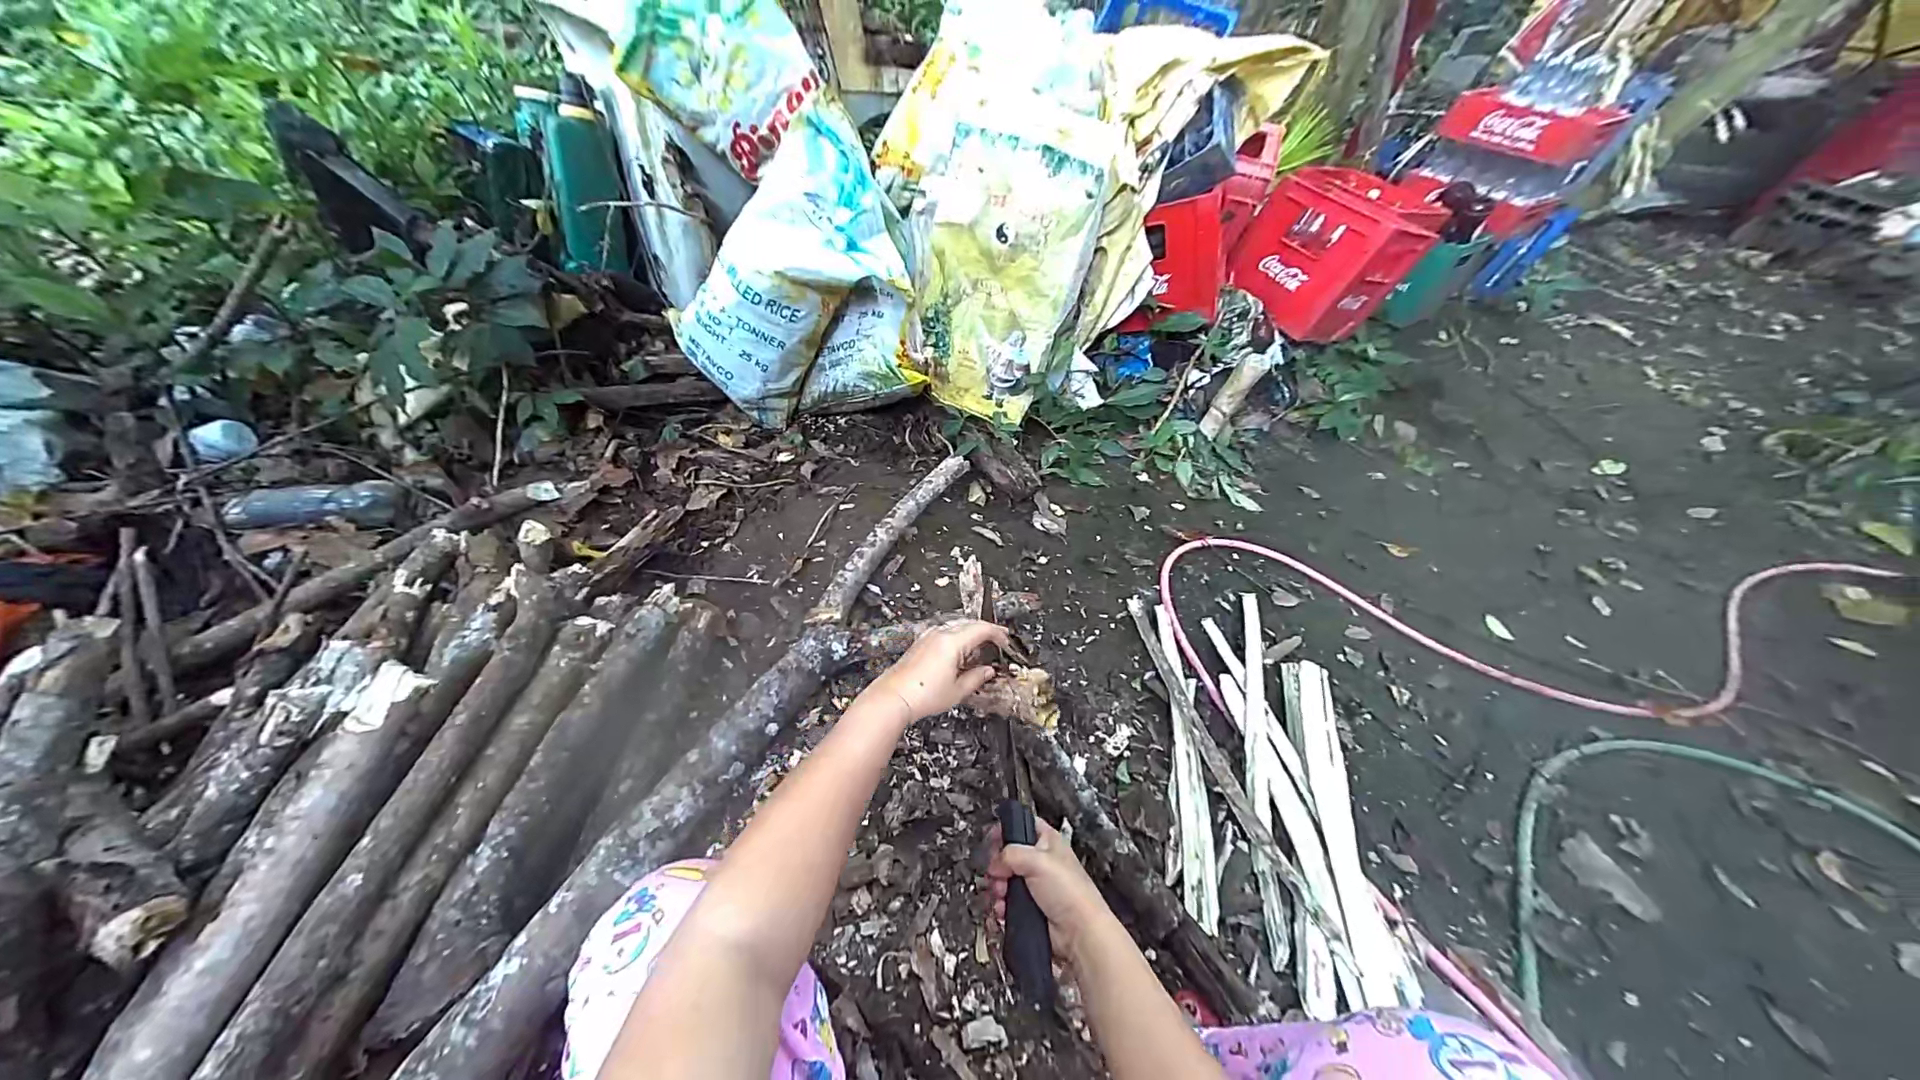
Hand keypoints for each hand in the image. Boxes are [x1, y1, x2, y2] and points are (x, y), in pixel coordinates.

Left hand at [866, 620, 1007, 722]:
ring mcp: (928, 638)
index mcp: (952, 642)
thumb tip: (987, 671)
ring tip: (979, 650)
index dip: (998, 633)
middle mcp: (939, 635)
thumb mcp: (958, 691)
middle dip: (985, 632)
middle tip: (997, 642)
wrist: (893, 698)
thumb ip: (977, 678)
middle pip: (969, 624)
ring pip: (956, 627)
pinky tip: (959, 654)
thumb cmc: (921, 695)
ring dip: (971, 634)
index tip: (1006, 639)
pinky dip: (957, 639)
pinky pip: (944, 634)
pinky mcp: (920, 644)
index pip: (982, 629)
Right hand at [986, 818, 1112, 964]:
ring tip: (1002, 894)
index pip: (1021, 825)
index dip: (1005, 831)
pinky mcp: (1031, 907)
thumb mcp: (1037, 861)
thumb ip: (1010, 854)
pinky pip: (1007, 902)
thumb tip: (995, 861)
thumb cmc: (1071, 893)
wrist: (1079, 933)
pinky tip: (1004, 909)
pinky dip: (1002, 906)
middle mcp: (1041, 861)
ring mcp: (1035, 885)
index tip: (993, 842)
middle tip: (998, 874)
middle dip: (998, 866)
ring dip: (998, 888)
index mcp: (1047, 841)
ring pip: (1005, 880)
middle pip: (1008, 855)